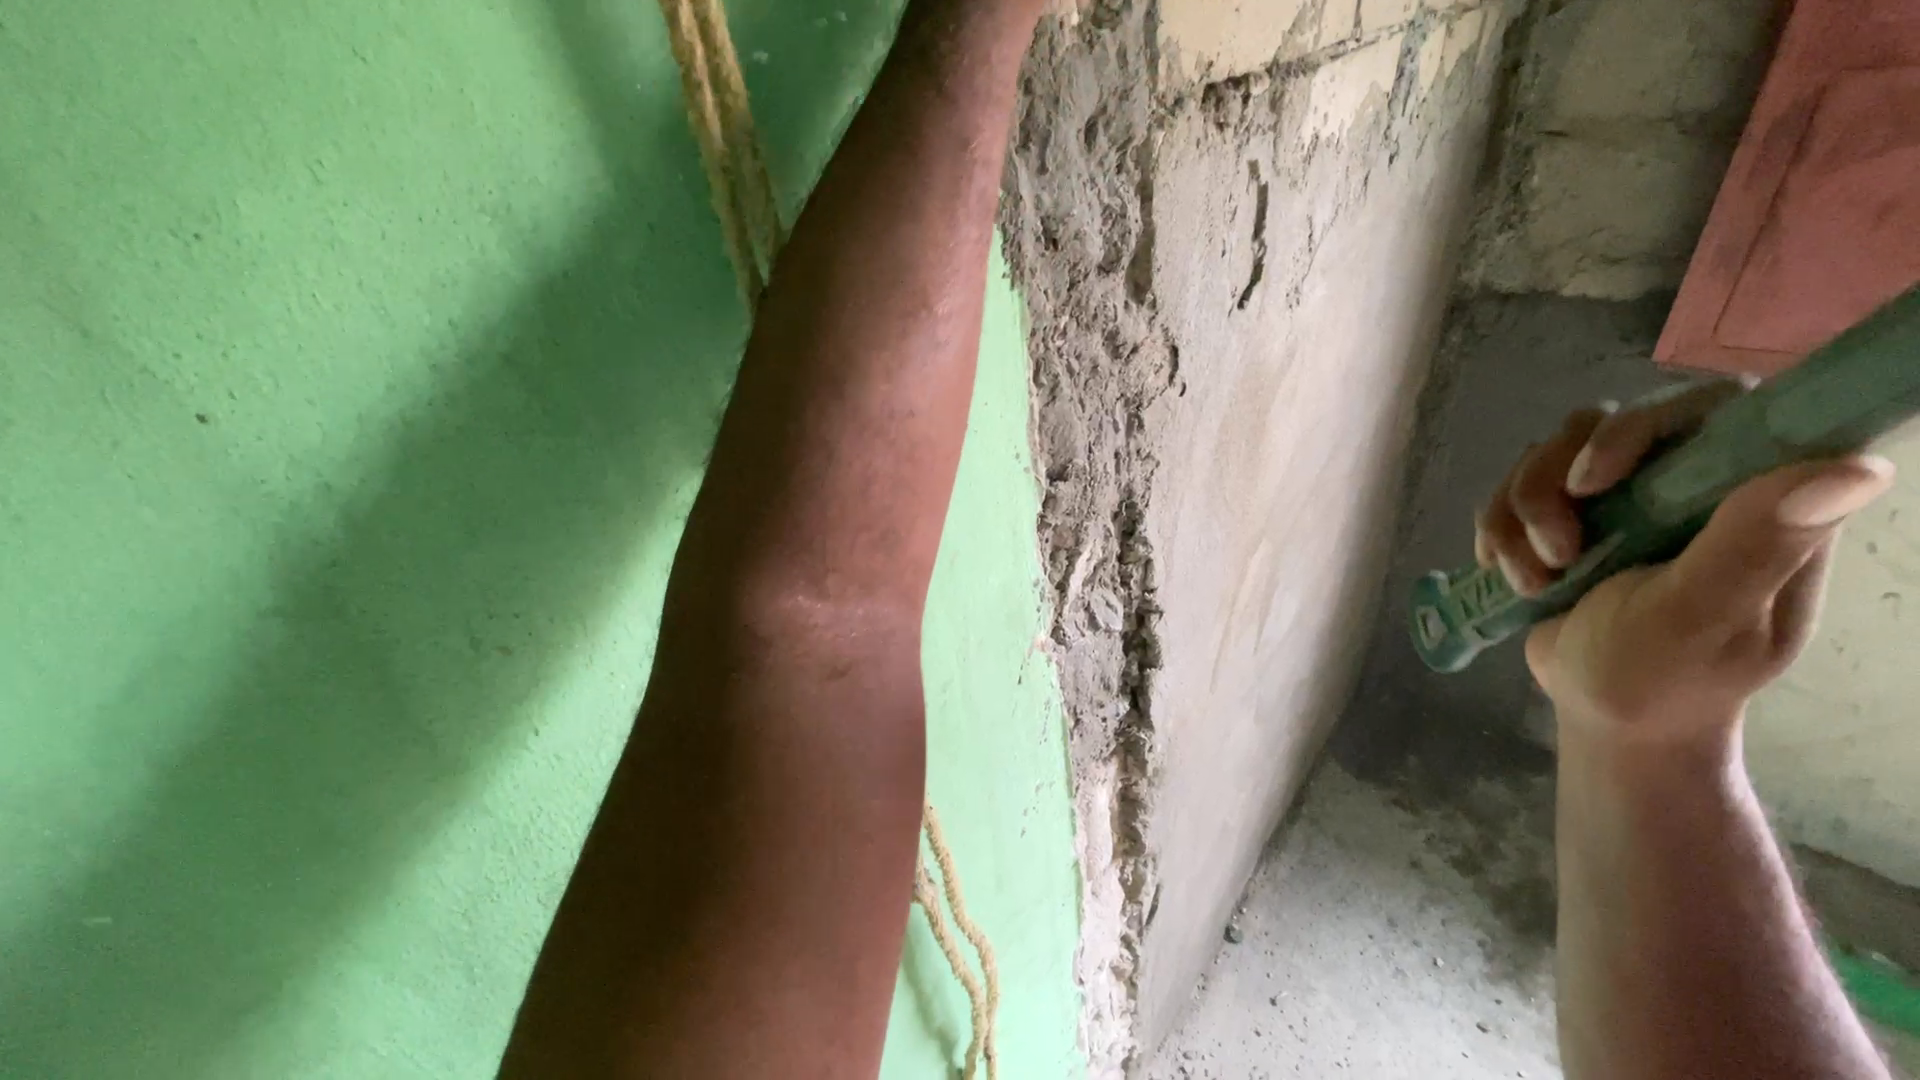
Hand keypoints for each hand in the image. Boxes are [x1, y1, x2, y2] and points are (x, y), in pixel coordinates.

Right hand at [1474, 383, 1895, 737]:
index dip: (1638, 428)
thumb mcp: (1702, 618)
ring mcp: (1623, 499)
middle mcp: (1687, 485)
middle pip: (1602, 425)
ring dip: (1519, 519)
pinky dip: (1496, 533)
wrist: (1602, 715)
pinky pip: (1511, 490)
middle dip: (1551, 489)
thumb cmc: (1662, 680)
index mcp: (1752, 500)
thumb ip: (1755, 545)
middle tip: (1556, 552)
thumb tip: (1854, 466)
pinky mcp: (1567, 517)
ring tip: (1535, 580)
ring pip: (1545, 456)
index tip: (1590, 482)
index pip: (1709, 411)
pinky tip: (1507, 574)